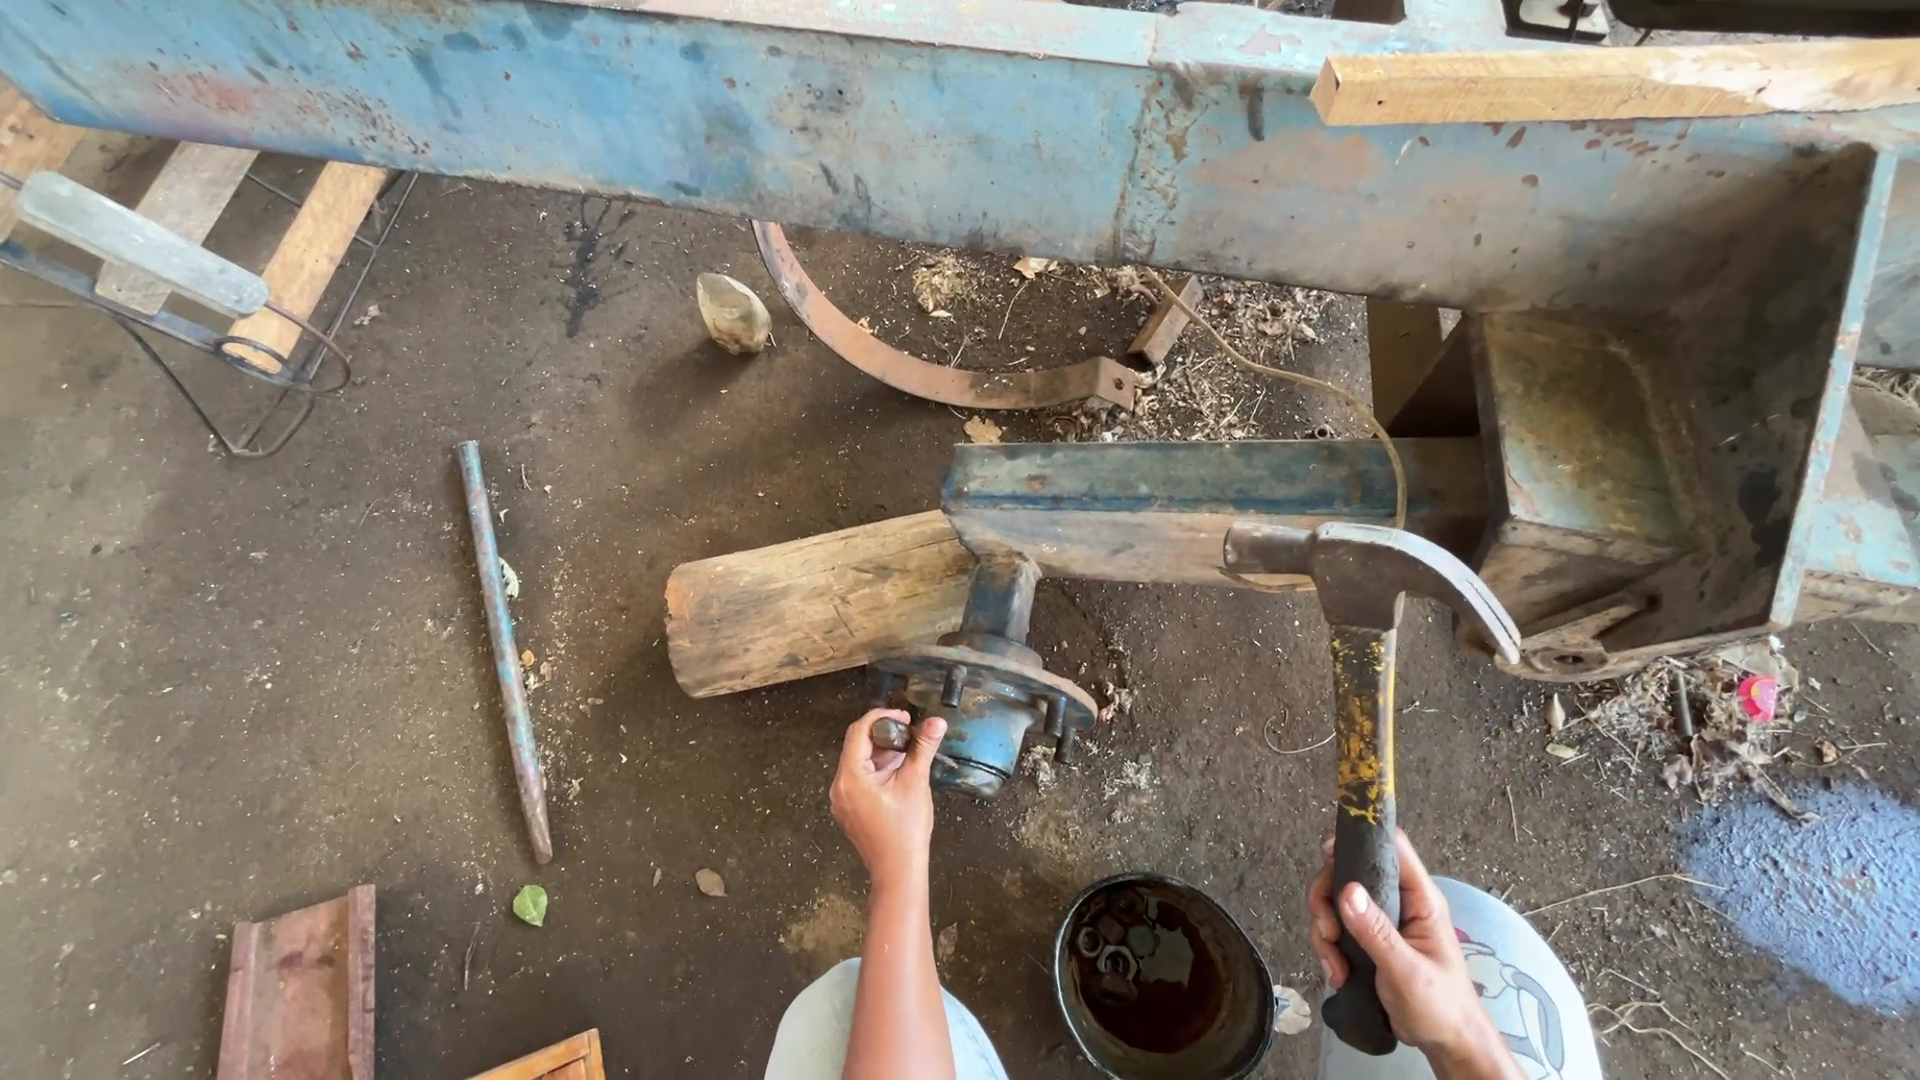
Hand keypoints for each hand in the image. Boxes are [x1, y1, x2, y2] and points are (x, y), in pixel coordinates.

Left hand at [830, 709, 947, 892]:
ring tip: (909, 752)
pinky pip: (859, 779)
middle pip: (857, 746)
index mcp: (850, 777)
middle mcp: (839, 786)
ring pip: (859, 763)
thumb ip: (923, 748)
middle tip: (910, 732)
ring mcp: (841, 801)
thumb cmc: (906, 827)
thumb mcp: (916, 782)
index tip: (904, 716)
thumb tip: (937, 721)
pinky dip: (877, 769)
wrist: (898, 871)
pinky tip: (899, 772)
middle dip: (883, 735)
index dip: (881, 717)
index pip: (858, 732)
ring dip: (882, 752)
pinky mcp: (849, 810)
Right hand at [1308, 831, 1504, 1063]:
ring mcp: (1379, 918)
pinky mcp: (1365, 937)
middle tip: (1327, 930)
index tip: (1328, 854)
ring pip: (1334, 901)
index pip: (1390, 847)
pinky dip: (1327, 947)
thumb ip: (1376, 931)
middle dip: (1327, 900)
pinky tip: (1337, 973)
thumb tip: (1347, 889)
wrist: (1447, 1046)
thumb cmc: (1441, 1007)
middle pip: (1347, 872)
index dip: (1359, 839)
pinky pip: (1334, 926)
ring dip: (1325, 932)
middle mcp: (1396, 900)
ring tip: (1335, 966)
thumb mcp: (1407, 971)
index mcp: (1418, 898)